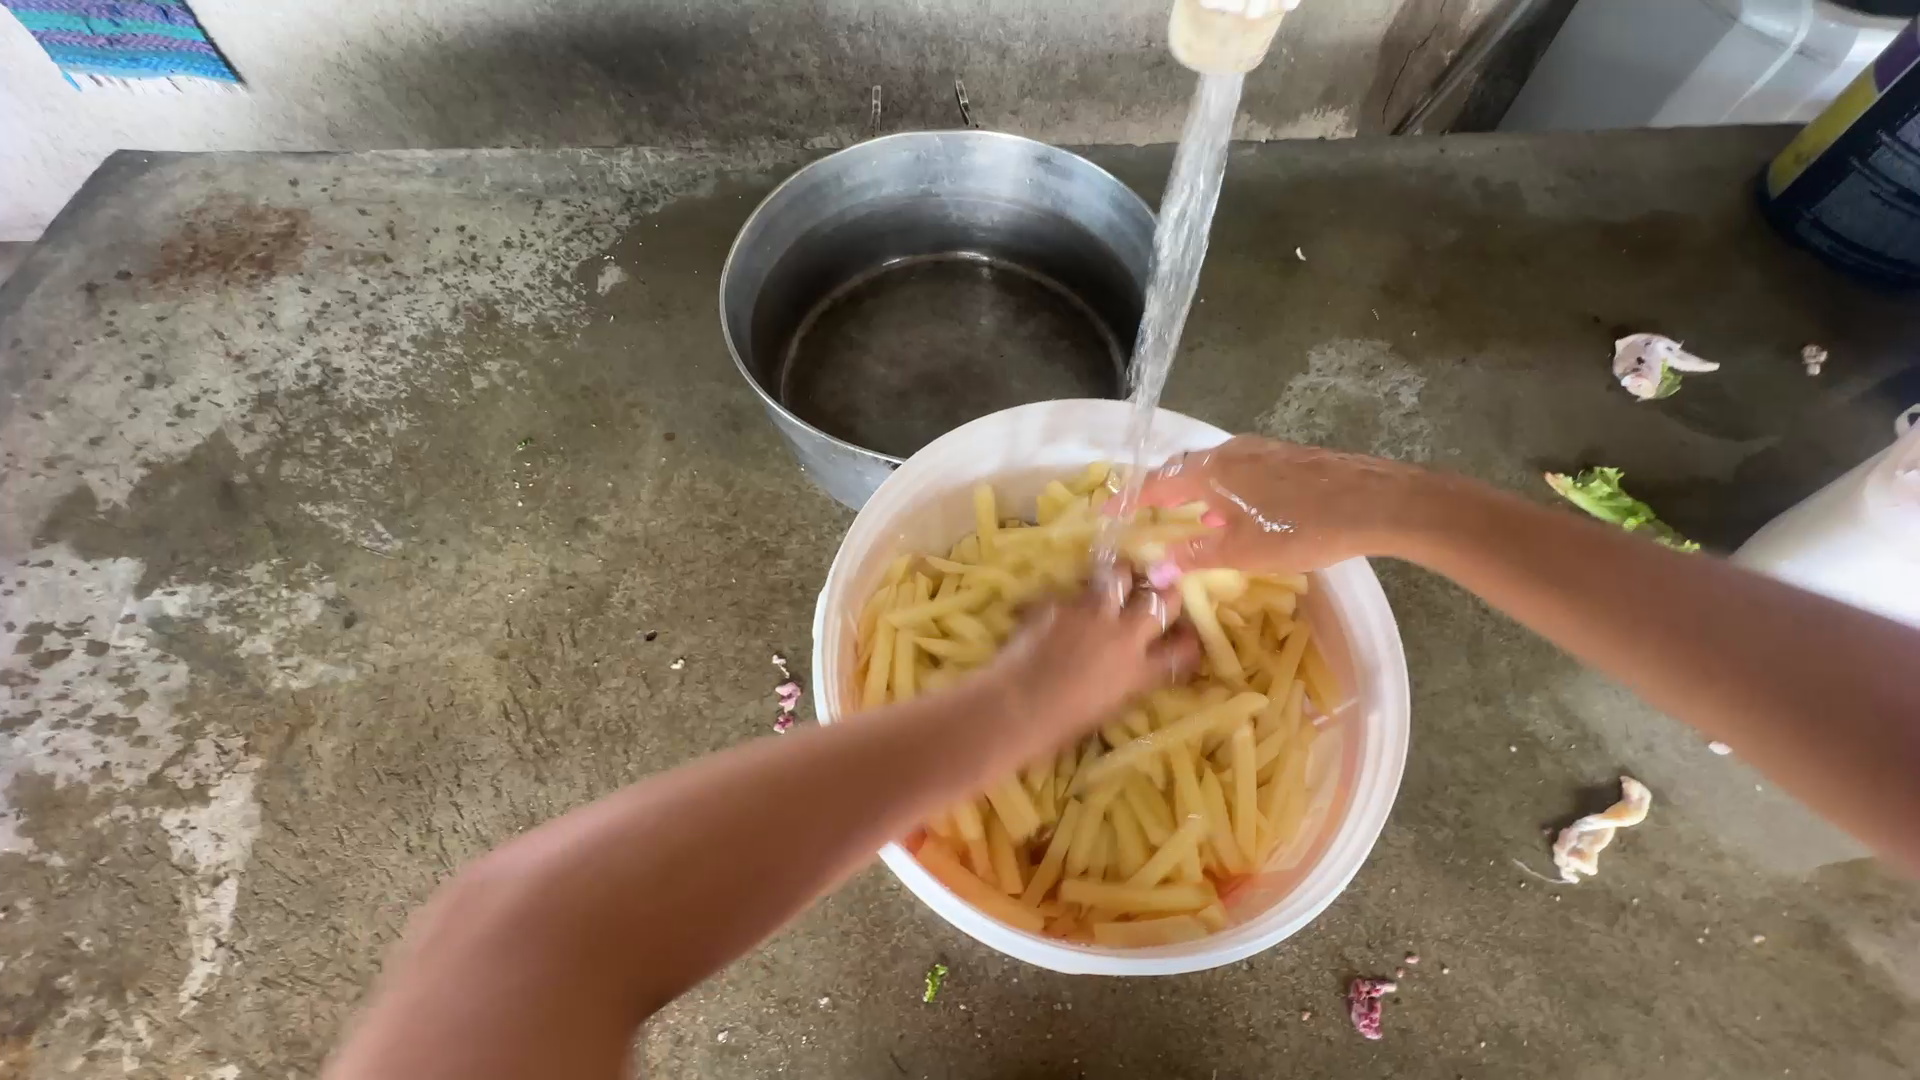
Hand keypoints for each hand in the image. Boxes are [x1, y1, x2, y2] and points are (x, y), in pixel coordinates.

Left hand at [982, 572, 1200, 747]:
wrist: (1015, 708)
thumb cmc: (1060, 725)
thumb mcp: (1110, 708)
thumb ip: (1130, 680)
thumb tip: (1133, 664)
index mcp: (1140, 672)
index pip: (1184, 649)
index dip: (1188, 639)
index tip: (1185, 634)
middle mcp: (1124, 636)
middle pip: (1163, 600)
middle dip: (1165, 592)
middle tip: (1157, 592)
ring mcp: (1092, 613)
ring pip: (1120, 575)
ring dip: (1122, 576)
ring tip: (1116, 579)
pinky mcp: (1060, 603)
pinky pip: (1075, 590)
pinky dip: (1075, 596)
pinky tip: (1064, 604)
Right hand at [1135, 436, 1427, 573]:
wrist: (1378, 502)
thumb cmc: (1302, 528)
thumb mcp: (1242, 550)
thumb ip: (1195, 556)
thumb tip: (1156, 571)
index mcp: (1210, 471)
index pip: (1156, 484)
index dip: (1129, 499)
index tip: (1105, 510)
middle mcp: (1229, 451)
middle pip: (1183, 468)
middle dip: (1162, 490)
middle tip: (1147, 512)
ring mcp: (1260, 449)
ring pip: (1213, 466)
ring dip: (1196, 489)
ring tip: (1193, 516)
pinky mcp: (1286, 456)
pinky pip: (1238, 468)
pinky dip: (1224, 487)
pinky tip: (1239, 510)